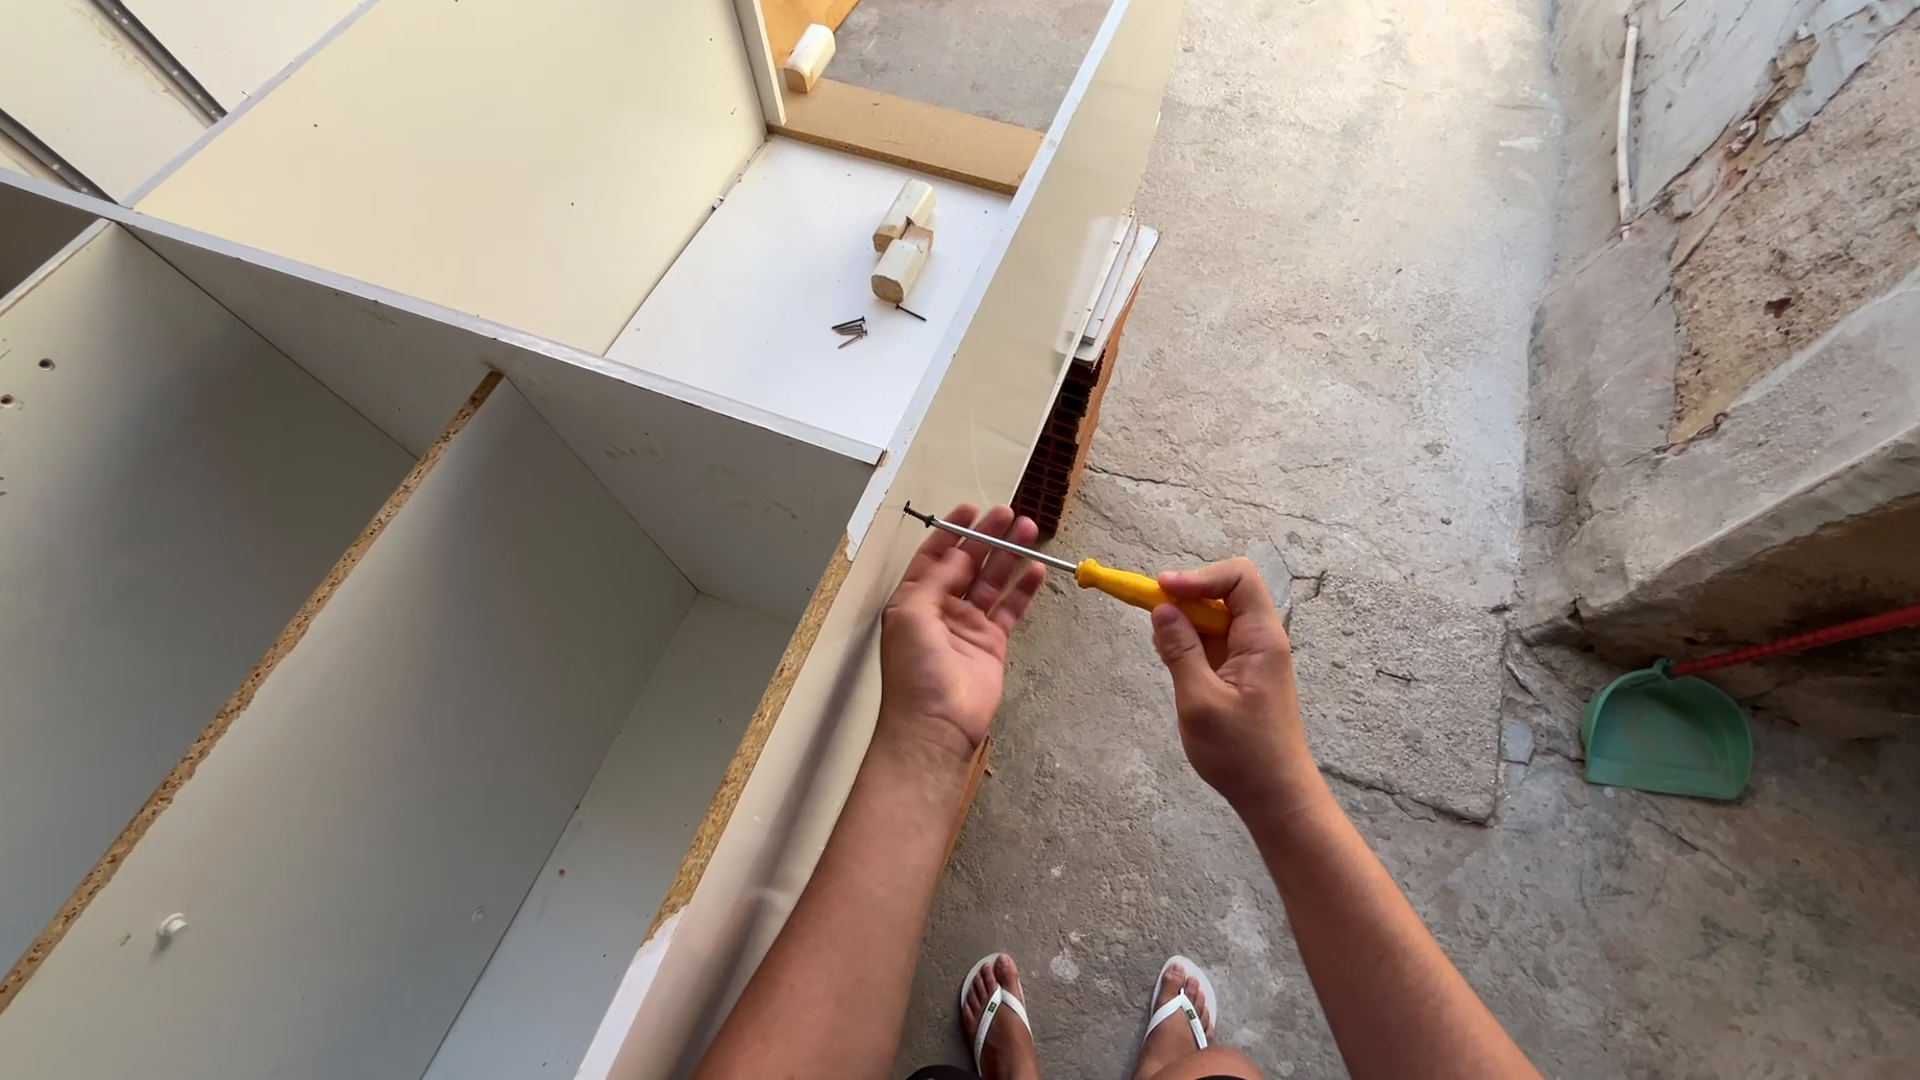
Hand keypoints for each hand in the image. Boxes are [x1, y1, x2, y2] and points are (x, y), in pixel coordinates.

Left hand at [879, 504, 1046, 762]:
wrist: (936, 724)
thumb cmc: (914, 671)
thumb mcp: (912, 614)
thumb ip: (936, 579)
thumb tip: (959, 556)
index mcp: (914, 599)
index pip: (934, 555)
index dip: (952, 530)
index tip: (972, 508)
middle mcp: (940, 608)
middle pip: (968, 563)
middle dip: (987, 537)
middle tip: (1009, 514)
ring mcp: (968, 625)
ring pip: (992, 581)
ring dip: (1009, 556)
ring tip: (1028, 531)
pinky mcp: (992, 643)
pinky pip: (1010, 609)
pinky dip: (1023, 589)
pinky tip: (1036, 569)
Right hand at [1150, 558, 1323, 812]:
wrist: (1274, 796)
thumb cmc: (1242, 753)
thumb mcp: (1201, 700)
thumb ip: (1180, 650)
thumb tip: (1161, 608)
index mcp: (1261, 638)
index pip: (1238, 577)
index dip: (1199, 576)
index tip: (1163, 590)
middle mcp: (1259, 638)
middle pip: (1223, 592)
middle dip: (1184, 597)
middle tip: (1153, 617)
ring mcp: (1248, 655)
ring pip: (1212, 616)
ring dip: (1182, 621)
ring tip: (1161, 647)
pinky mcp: (1237, 672)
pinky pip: (1210, 640)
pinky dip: (1186, 642)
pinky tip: (1171, 661)